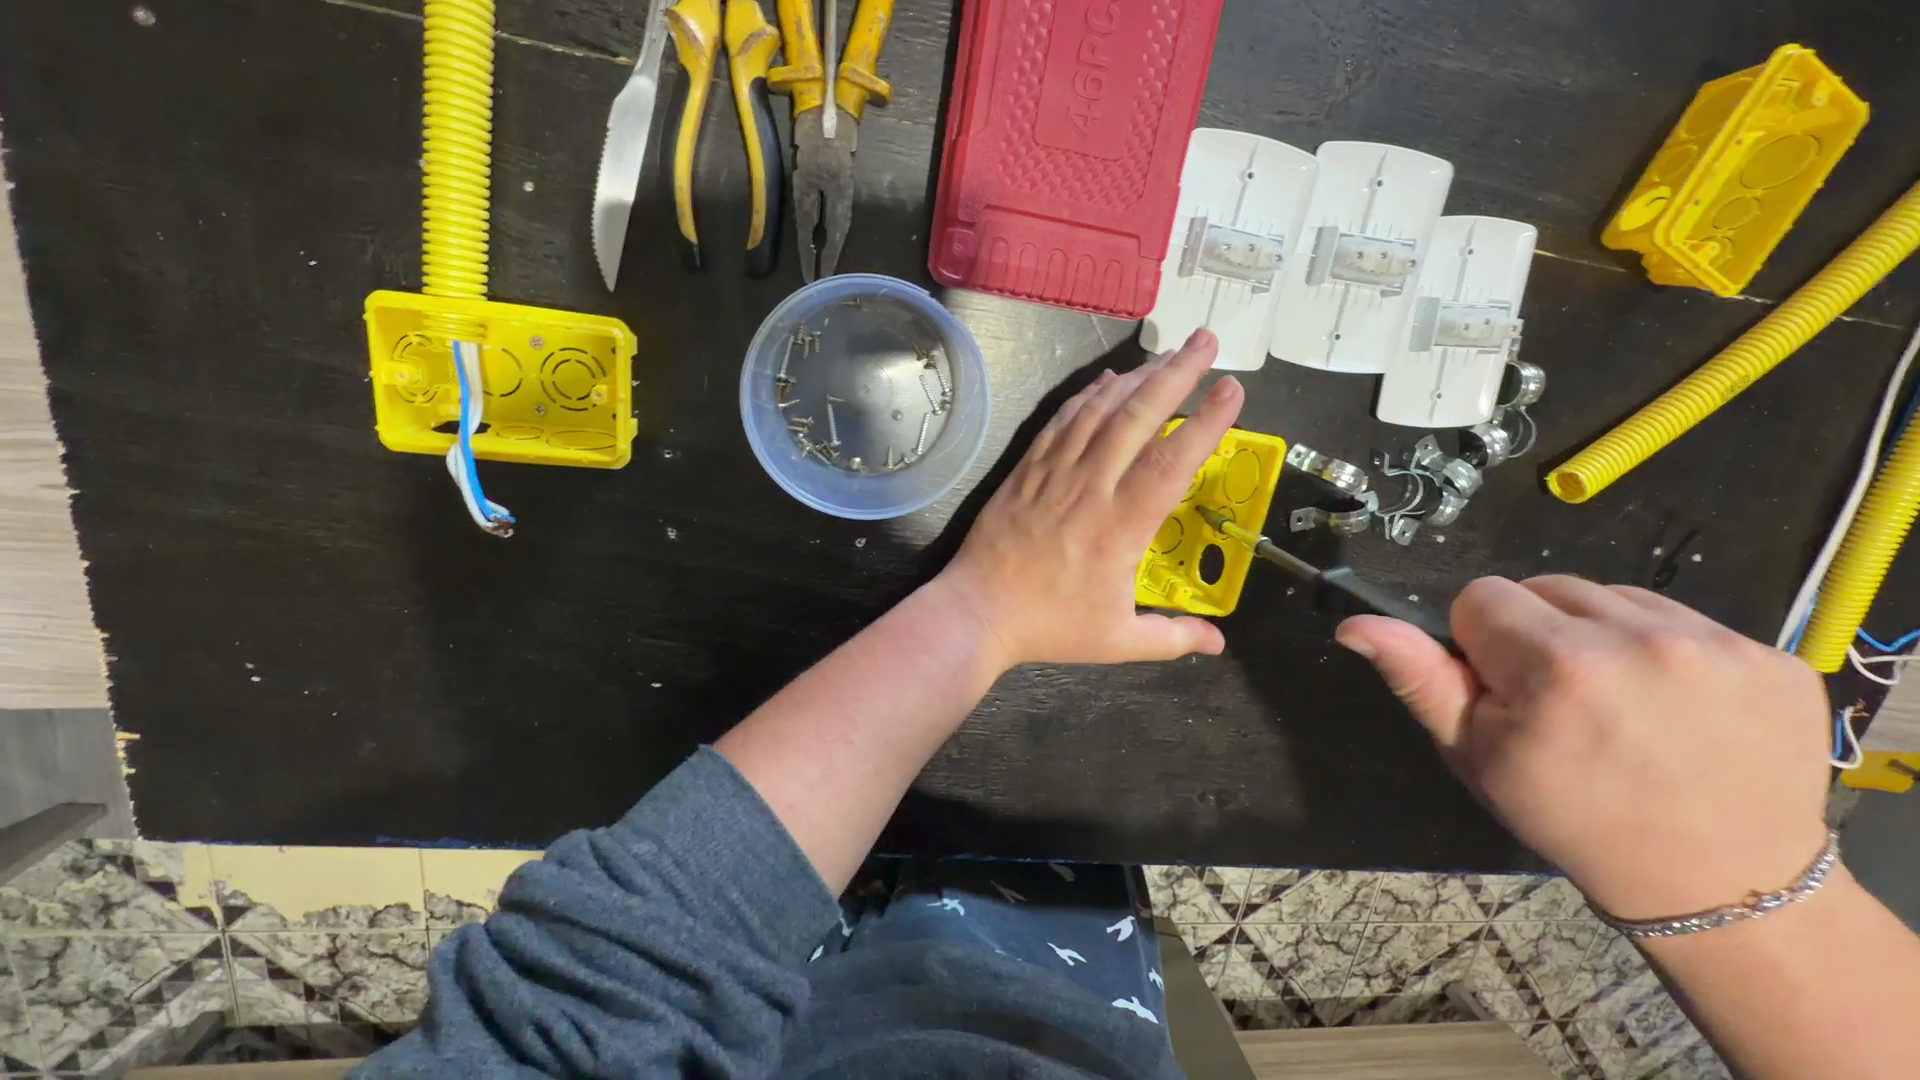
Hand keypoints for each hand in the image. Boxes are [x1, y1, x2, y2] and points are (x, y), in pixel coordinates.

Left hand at [937, 330, 1244, 670]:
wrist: (978, 612)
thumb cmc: (1050, 626)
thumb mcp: (1118, 642)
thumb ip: (1172, 636)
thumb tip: (1219, 643)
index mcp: (1120, 528)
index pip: (1171, 463)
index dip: (1205, 423)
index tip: (1232, 389)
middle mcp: (1089, 489)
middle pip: (1136, 419)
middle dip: (1175, 375)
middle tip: (1205, 341)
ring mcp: (1054, 473)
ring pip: (1098, 412)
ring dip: (1135, 377)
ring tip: (1167, 353)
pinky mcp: (1026, 469)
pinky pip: (1061, 422)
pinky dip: (1087, 396)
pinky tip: (1107, 380)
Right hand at [1336, 576, 1832, 920]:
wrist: (1721, 883)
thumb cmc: (1569, 817)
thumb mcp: (1473, 753)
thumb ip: (1418, 677)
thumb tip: (1354, 624)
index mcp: (1555, 664)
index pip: (1480, 596)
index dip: (1480, 643)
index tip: (1507, 694)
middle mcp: (1638, 638)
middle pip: (1546, 587)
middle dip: (1536, 632)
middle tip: (1557, 700)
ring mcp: (1716, 644)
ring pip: (1613, 596)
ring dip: (1598, 634)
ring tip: (1614, 700)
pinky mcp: (1772, 655)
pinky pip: (1683, 617)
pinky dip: (1663, 648)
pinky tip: (1672, 703)